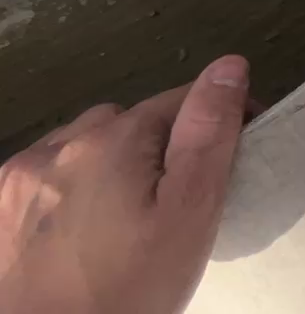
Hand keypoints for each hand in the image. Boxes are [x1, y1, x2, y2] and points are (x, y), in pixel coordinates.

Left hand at [0, 56, 249, 313]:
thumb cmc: (132, 282)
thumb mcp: (192, 206)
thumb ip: (210, 129)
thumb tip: (229, 65)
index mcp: (108, 141)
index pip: (186, 97)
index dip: (222, 118)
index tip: (238, 154)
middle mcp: (51, 151)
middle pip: (130, 119)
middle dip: (162, 140)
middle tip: (182, 189)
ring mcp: (9, 184)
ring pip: (84, 144)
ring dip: (115, 159)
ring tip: (132, 208)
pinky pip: (46, 175)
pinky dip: (74, 185)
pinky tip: (84, 224)